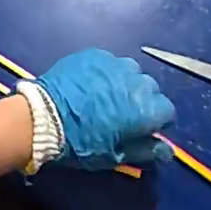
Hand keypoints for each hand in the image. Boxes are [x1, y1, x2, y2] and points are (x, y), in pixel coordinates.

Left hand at [36, 49, 176, 168]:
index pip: (167, 111)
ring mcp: (116, 63)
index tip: (143, 129)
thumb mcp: (114, 155)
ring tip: (108, 97)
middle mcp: (136, 80)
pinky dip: (107, 73)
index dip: (157, 122)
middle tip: (123, 114)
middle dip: (143, 101)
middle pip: (151, 89)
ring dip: (126, 84)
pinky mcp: (97, 54)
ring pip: (132, 72)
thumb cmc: (81, 142)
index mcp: (144, 107)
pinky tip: (91, 85)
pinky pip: (110, 63)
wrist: (43, 117)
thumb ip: (145, 150)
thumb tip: (167, 150)